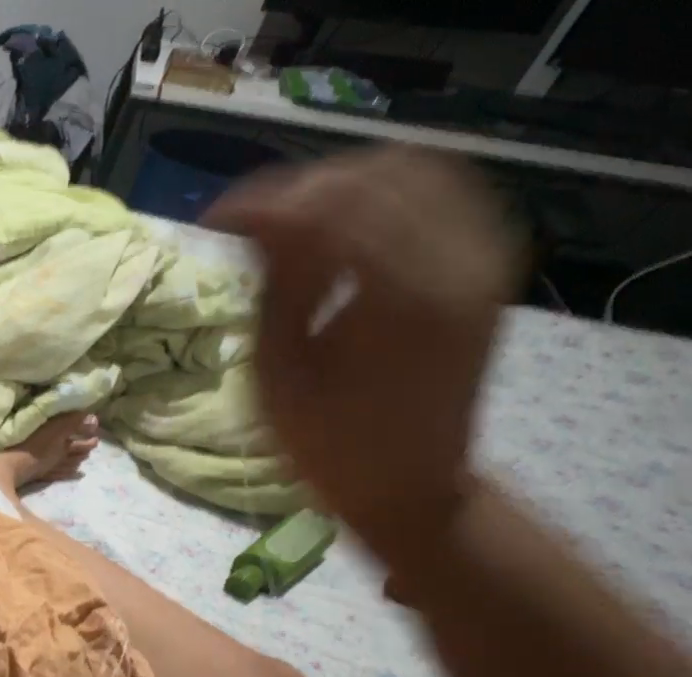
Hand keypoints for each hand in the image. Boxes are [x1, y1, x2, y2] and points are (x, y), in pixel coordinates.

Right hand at [203, 147, 521, 567]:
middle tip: (248, 223)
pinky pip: (440, 193)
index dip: (260, 203)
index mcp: (398, 298)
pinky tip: (343, 222)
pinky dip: (384, 194)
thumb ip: (276, 286)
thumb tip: (255, 225)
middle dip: (296, 189)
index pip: (325, 209)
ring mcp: (480, 258)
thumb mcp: (280, 373)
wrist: (412, 483)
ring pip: (411, 171)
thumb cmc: (329, 446)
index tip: (212, 220)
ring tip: (290, 220)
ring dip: (339, 185)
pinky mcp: (485, 263)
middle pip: (370, 176)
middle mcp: (454, 262)